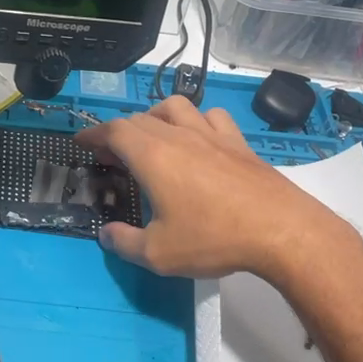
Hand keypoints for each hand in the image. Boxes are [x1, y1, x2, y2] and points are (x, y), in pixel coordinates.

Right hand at [75, 97, 353, 279]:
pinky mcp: (239, 143)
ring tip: (151, 137)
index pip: (114, 131)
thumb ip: (125, 243)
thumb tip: (106, 235)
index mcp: (152, 156)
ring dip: (155, 117)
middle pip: (140, 118)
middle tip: (111, 154)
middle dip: (119, 132)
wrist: (281, 231)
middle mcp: (179, 136)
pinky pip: (211, 117)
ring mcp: (212, 135)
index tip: (81, 141)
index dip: (93, 133)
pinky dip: (196, 122)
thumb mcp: (158, 253)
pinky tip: (199, 140)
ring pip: (175, 108)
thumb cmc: (213, 238)